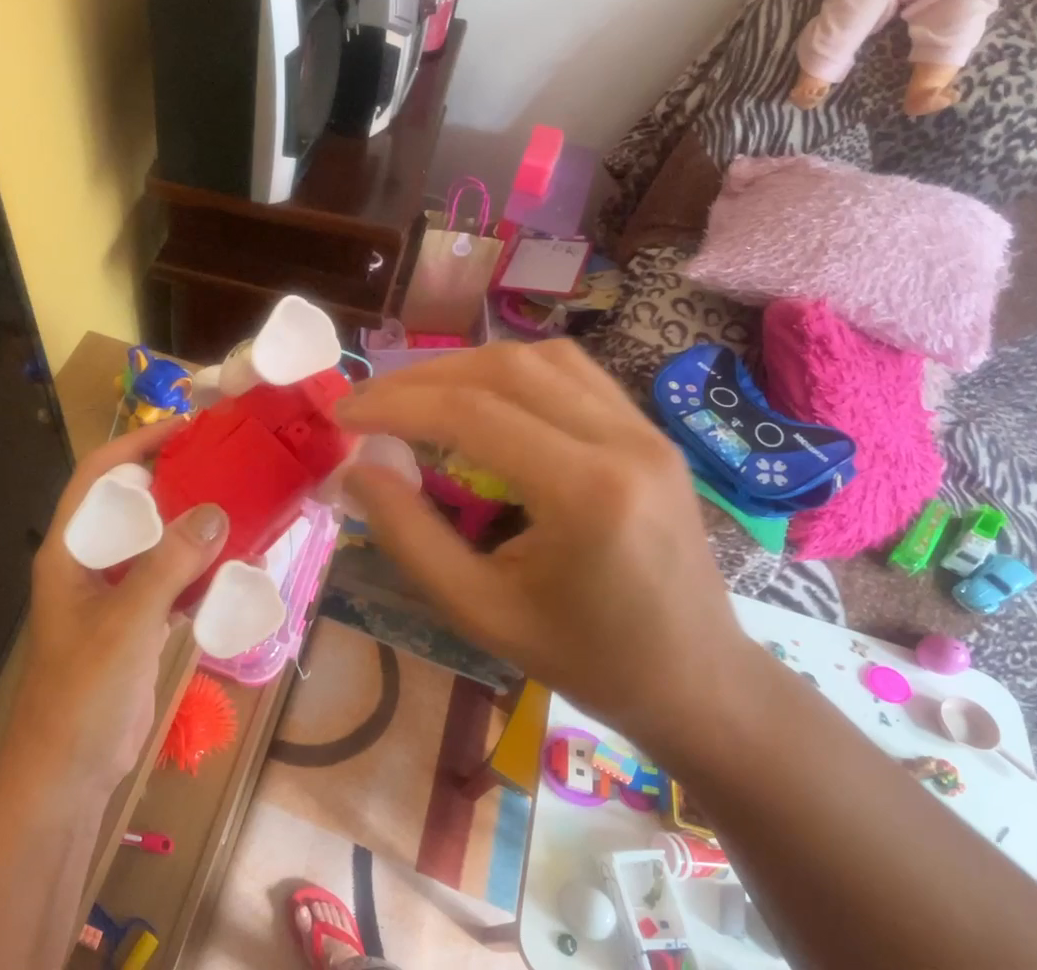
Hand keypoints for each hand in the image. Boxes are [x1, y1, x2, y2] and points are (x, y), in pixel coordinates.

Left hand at [7, 421, 227, 789]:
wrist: (69, 771)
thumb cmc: (84, 691)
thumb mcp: (128, 622)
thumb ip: (169, 566)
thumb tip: (214, 513)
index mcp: (69, 552)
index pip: (97, 477)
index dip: (136, 446)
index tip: (187, 428)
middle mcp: (88, 564)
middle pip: (131, 506)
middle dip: (174, 482)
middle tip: (226, 463)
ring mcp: (112, 596)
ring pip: (155, 545)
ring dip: (191, 529)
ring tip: (241, 505)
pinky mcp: (135, 624)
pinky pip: (170, 583)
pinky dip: (199, 572)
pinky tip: (236, 565)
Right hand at [336, 341, 756, 746]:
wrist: (695, 678)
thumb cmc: (584, 659)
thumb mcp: (479, 611)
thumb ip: (409, 537)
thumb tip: (354, 472)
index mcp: (585, 493)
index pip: (472, 414)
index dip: (395, 405)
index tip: (341, 414)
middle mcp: (623, 442)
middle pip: (505, 369)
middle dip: (422, 378)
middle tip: (368, 402)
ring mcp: (646, 430)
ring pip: (540, 359)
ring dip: (465, 368)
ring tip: (413, 397)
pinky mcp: (650, 432)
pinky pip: (572, 374)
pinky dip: (512, 375)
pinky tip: (478, 401)